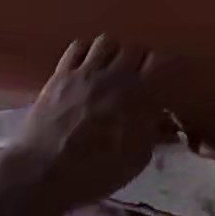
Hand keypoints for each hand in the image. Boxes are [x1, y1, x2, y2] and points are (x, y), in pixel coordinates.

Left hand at [0, 36, 169, 215]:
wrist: (44, 174)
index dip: (170, 66)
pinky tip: (86, 67)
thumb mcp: (136, 159)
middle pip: (136, 47)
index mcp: (140, 96)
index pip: (164, 62)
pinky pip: (77, 47)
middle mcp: (115, 76)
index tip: (170, 77)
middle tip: (139, 76)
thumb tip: (166, 123)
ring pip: (107, 41)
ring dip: (114, 52)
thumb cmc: (97, 173)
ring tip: (111, 68)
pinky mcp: (60, 74)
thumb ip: (154, 133)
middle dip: (142, 60)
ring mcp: (85, 72)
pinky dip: (86, 52)